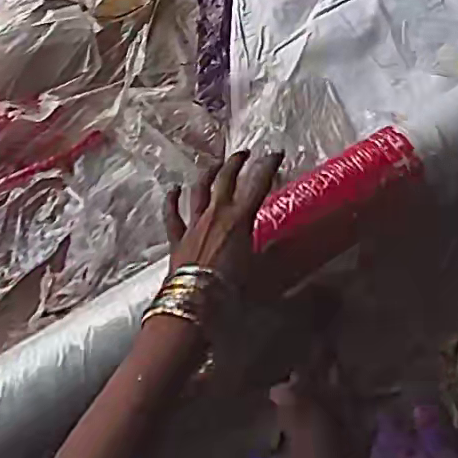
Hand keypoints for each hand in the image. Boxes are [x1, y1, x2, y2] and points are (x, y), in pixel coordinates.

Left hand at [164, 150, 284, 287]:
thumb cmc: (230, 290)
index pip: (258, 184)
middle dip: (235, 162)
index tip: (275, 153)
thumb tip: (286, 250)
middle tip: (244, 153)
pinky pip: (172, 215)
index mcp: (240, 219)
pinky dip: (172, 201)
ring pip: (199, 190)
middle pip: (226, 179)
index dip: (268, 166)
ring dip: (207, 174)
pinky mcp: (177, 238)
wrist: (193, 304)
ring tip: (214, 164)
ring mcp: (195, 224)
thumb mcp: (259, 271)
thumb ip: (271, 256)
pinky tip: (173, 189)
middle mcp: (217, 214)